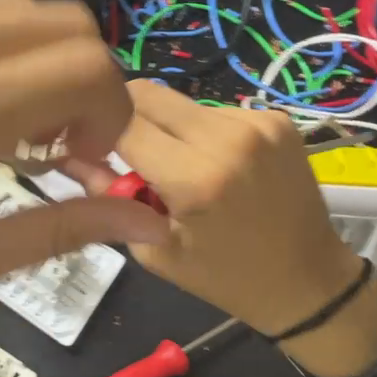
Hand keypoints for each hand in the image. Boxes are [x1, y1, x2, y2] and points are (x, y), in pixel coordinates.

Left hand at [0, 0, 170, 312]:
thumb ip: (66, 228)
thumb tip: (148, 217)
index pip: (89, 70)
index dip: (113, 115)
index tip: (83, 159)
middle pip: (69, 25)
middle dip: (87, 84)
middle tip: (57, 142)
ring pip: (24, 7)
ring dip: (45, 58)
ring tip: (14, 119)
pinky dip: (1, 43)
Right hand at [61, 81, 376, 376]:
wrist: (310, 282)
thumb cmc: (225, 278)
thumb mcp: (154, 249)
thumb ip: (108, 197)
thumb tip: (67, 158)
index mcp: (196, 177)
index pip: (120, 122)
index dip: (96, 134)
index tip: (90, 153)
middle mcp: (228, 136)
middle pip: (147, 94)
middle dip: (125, 119)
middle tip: (128, 155)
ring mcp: (257, 121)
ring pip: (179, 102)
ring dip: (166, 127)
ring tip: (178, 169)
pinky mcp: (275, 118)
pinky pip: (213, 111)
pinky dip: (201, 133)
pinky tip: (214, 165)